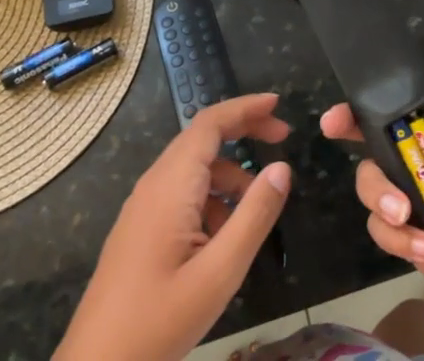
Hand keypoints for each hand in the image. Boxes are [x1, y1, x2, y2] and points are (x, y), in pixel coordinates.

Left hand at [55, 94, 292, 360]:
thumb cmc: (160, 318)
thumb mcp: (220, 273)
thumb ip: (254, 217)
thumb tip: (282, 167)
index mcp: (171, 186)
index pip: (209, 124)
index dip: (244, 108)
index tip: (278, 105)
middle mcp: (154, 186)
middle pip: (201, 140)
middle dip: (243, 133)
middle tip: (283, 141)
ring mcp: (143, 208)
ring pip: (193, 171)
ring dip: (230, 176)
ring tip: (259, 209)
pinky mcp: (141, 230)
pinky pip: (181, 195)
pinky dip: (212, 199)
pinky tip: (226, 237)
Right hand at [320, 82, 423, 339]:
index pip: (406, 117)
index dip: (369, 109)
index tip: (340, 114)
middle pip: (377, 148)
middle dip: (356, 146)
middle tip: (350, 154)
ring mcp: (416, 206)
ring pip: (372, 188)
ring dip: (381, 198)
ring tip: (406, 218)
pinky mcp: (410, 241)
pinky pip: (382, 231)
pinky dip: (397, 240)